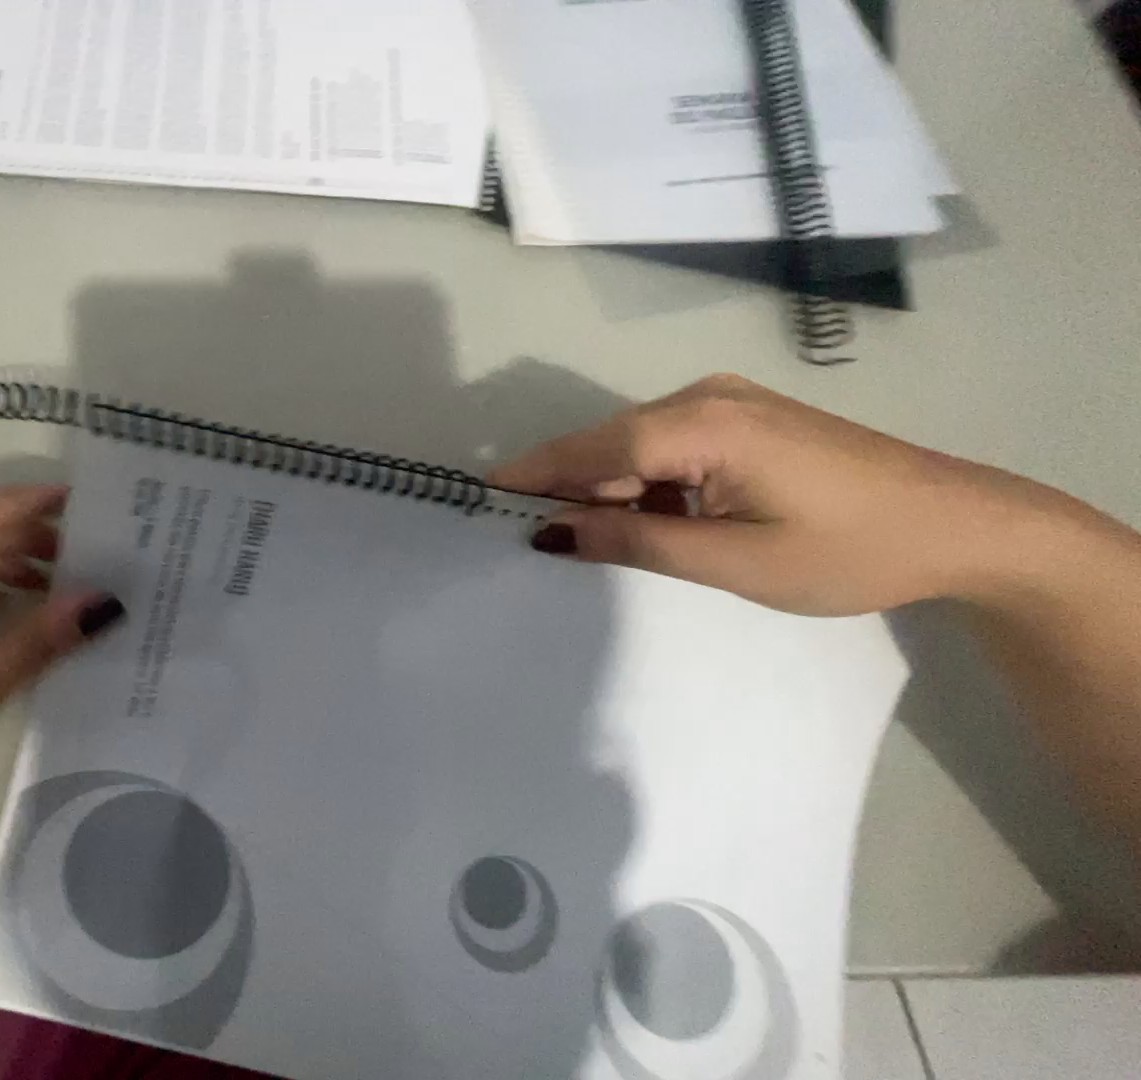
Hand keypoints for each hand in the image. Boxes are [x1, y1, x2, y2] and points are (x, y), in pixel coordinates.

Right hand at [489, 374, 1105, 615]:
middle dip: (567, 486)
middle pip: (605, 441)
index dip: (533, 474)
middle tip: (535, 537)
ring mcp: (726, 402)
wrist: (966, 526)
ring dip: (606, 487)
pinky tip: (647, 516)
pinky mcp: (741, 417)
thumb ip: (633, 541)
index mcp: (702, 425)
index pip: (590, 448)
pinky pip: (662, 443)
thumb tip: (548, 532)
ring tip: (592, 539)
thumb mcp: (730, 561)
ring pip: (631, 443)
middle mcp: (705, 397)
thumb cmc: (848, 551)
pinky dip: (640, 480)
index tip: (480, 497)